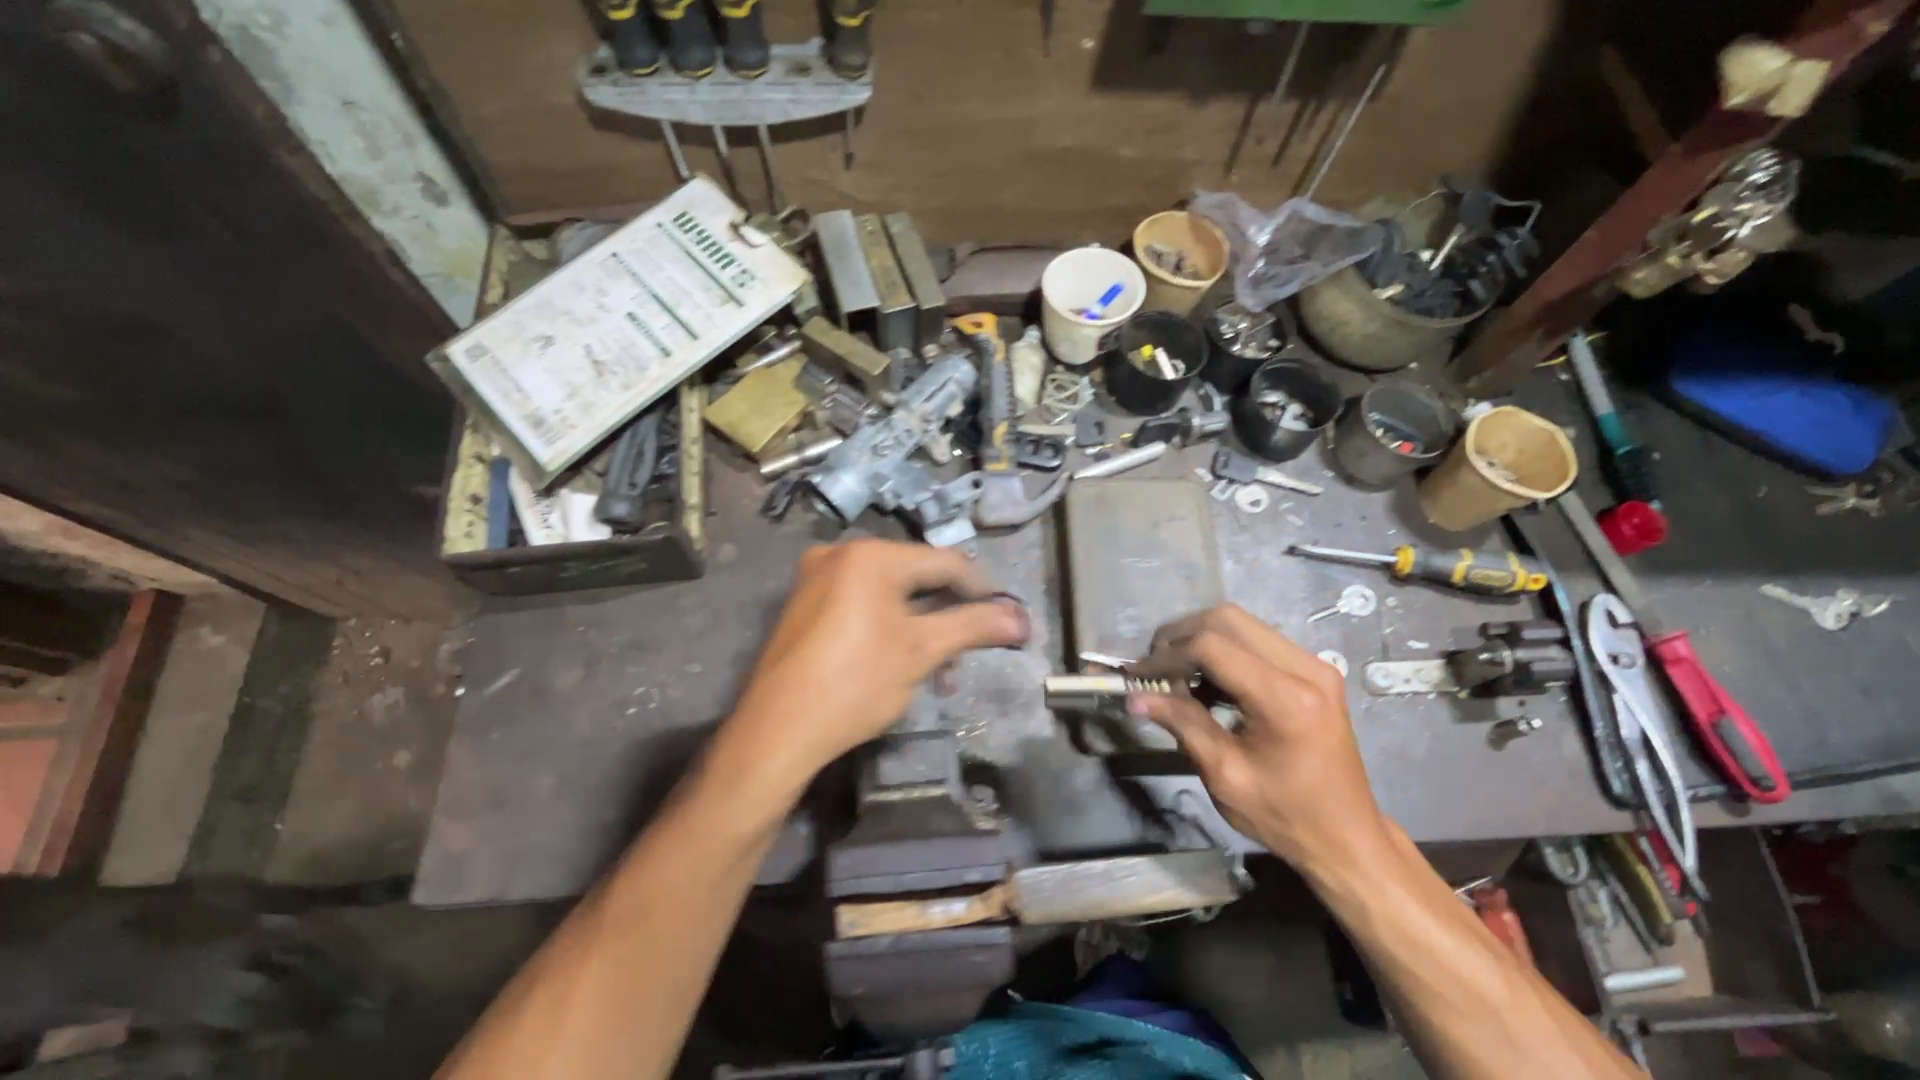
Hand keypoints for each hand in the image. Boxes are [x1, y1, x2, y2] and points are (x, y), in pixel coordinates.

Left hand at [726, 538, 1029, 782]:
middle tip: (972, 653)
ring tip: (940, 674)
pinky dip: (890, 630)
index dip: (983, 590)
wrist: (777, 730)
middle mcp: (840, 555)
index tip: (1008, 619)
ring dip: (922, 630)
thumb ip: (974, 626)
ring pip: (889, 597)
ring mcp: (816, 580)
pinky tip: (902, 665)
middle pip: (916, 578)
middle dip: (949, 617)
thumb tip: (1022, 619)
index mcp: (870, 554)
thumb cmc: (855, 682)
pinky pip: (861, 607)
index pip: (944, 562)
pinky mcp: (804, 608)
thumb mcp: (921, 652)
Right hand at [1130, 605, 1390, 875]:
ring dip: (1202, 640)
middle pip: (1227, 620)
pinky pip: (1259, 642)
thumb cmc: (1284, 815)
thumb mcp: (1224, 774)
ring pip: (1243, 624)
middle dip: (1181, 636)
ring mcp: (1315, 665)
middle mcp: (1306, 667)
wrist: (1346, 837)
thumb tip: (1134, 697)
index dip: (1166, 655)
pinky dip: (1225, 651)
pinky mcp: (1315, 671)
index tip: (1137, 676)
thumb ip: (1181, 723)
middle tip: (1152, 667)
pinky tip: (1205, 683)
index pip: (1211, 646)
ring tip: (1174, 675)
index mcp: (1285, 697)